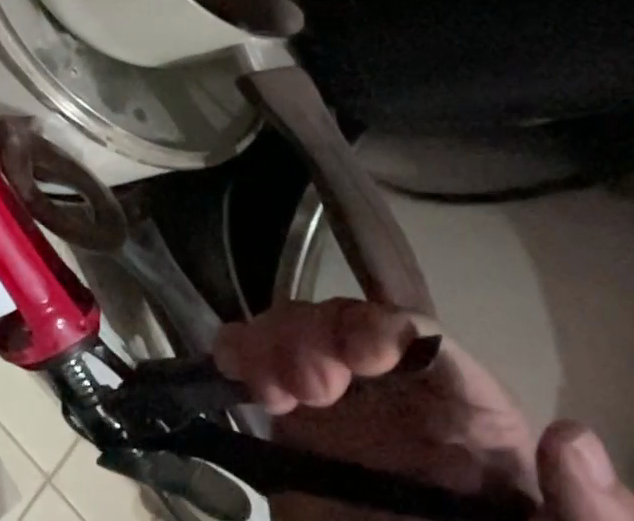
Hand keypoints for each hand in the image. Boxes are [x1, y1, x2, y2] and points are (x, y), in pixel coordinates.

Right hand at [213, 298, 633, 520]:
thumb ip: (588, 511)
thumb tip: (568, 434)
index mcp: (468, 415)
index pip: (422, 341)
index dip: (383, 331)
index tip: (358, 359)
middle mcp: (395, 394)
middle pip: (344, 322)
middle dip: (315, 335)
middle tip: (308, 389)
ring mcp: (334, 405)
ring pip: (292, 330)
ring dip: (272, 341)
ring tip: (269, 390)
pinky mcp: (285, 422)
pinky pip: (251, 361)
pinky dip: (237, 351)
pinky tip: (236, 373)